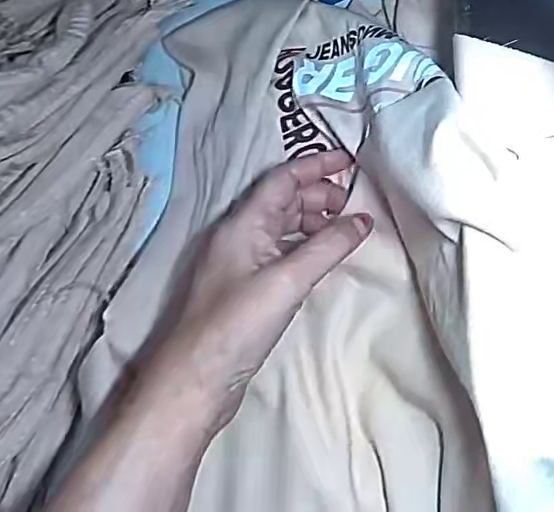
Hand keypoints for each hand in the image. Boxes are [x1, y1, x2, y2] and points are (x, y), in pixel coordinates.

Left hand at [134, 150, 372, 433]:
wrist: (188, 391)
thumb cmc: (234, 327)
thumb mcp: (288, 281)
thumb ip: (329, 246)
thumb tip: (364, 220)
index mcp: (244, 224)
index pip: (284, 178)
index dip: (317, 164)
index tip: (351, 161)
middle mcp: (240, 236)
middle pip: (285, 198)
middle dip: (320, 192)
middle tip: (352, 202)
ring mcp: (240, 263)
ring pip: (284, 223)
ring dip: (315, 217)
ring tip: (344, 228)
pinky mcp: (245, 288)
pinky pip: (282, 248)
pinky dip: (307, 242)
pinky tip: (322, 255)